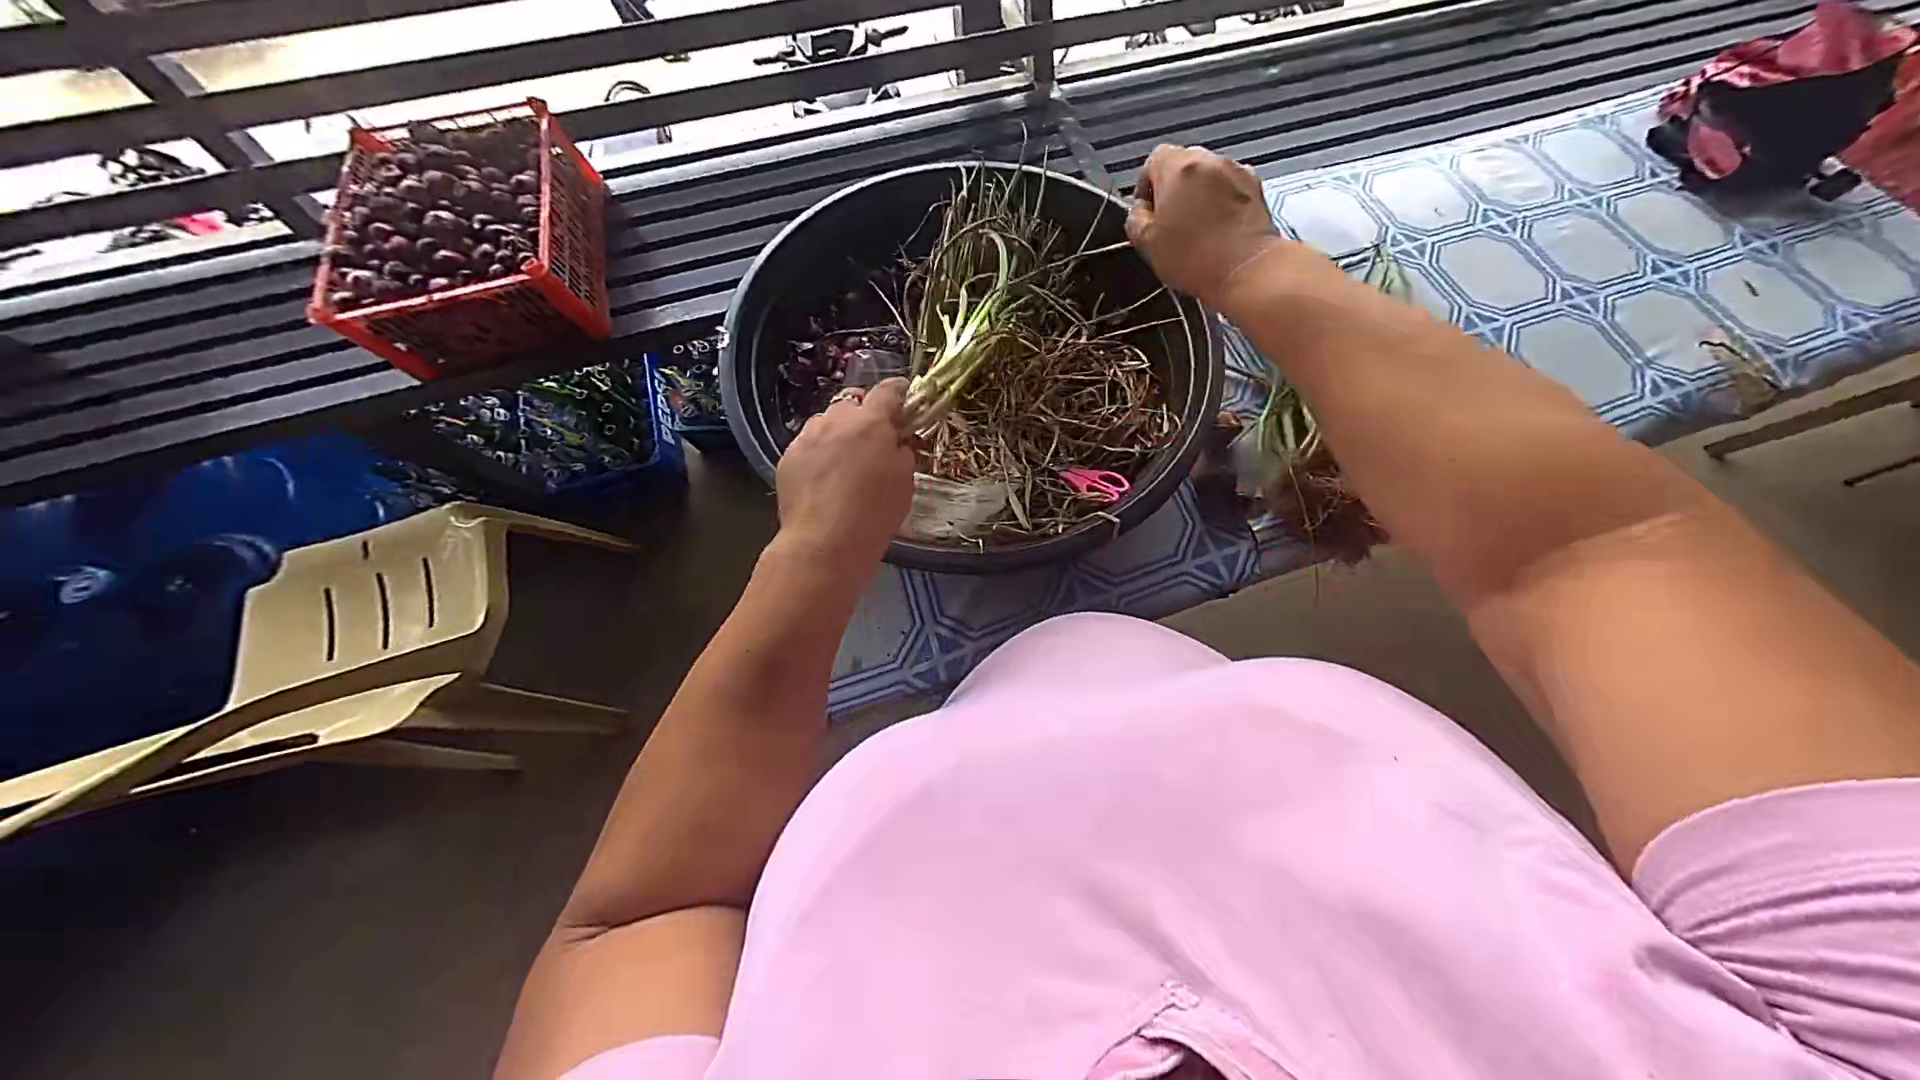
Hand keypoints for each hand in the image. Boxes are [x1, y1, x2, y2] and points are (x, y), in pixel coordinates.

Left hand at [773, 377, 915, 571]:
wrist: (824, 542)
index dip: (899, 392)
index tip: (904, 397)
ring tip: (845, 459)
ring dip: (839, 431)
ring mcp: (808, 436)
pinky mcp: (788, 456)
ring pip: (827, 420)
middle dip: (865, 412)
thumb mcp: (905, 481)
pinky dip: (819, 452)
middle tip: (874, 437)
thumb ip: (902, 450)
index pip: (888, 391)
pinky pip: (809, 443)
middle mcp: (837, 420)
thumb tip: (896, 440)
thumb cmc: (874, 513)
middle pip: (853, 400)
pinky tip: (824, 477)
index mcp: (872, 422)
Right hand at [1126, 145, 1285, 308]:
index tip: (1146, 211)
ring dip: (1199, 196)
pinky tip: (1217, 230)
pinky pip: (1230, 188)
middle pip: (1183, 165)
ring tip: (1195, 230)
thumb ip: (1135, 219)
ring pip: (1208, 177)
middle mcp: (1209, 161)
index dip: (1145, 186)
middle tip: (1169, 224)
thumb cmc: (1195, 258)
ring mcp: (1236, 172)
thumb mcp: (1147, 244)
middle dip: (1173, 190)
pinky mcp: (1256, 188)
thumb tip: (1139, 210)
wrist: (1245, 270)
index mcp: (1178, 168)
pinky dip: (1221, 203)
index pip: (1153, 159)